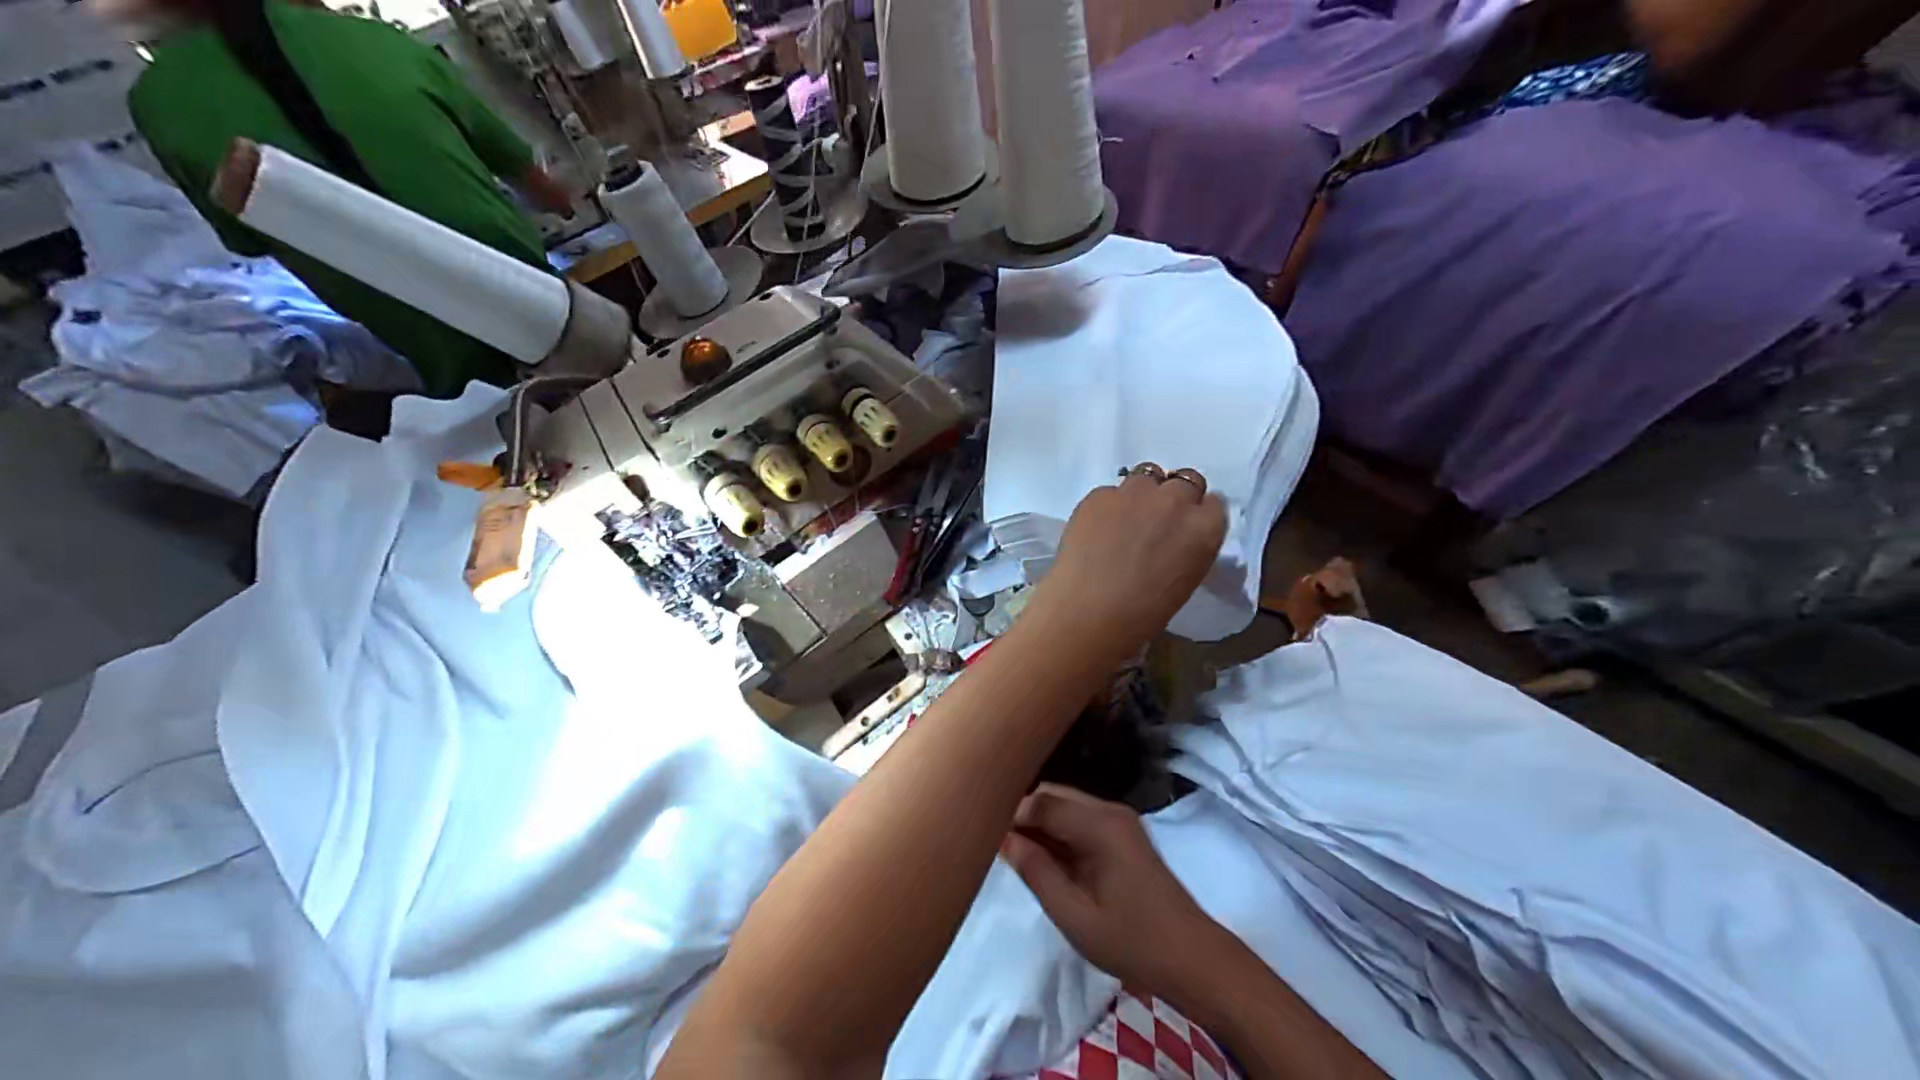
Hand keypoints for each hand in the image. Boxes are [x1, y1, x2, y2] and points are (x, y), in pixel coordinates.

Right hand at [1001, 783, 1216, 991]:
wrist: (1192, 958)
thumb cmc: (1132, 942)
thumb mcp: (1074, 916)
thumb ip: (1036, 872)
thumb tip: (1002, 838)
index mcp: (1100, 825)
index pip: (1041, 802)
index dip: (1009, 815)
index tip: (982, 833)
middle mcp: (1109, 810)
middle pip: (1052, 796)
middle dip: (1022, 816)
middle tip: (994, 844)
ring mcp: (1118, 819)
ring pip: (1063, 805)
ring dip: (1038, 823)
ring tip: (1013, 851)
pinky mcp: (1121, 832)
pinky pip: (1077, 818)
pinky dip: (1056, 831)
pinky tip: (1043, 856)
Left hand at [1024, 464, 1227, 662]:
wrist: (1091, 610)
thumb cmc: (1144, 613)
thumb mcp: (1185, 579)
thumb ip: (1187, 547)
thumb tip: (1173, 540)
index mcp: (1205, 528)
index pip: (1212, 503)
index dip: (1196, 514)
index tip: (1183, 527)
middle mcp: (1175, 501)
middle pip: (1184, 482)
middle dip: (1173, 496)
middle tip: (1155, 521)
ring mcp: (1135, 493)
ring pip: (1146, 476)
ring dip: (1141, 493)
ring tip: (1125, 520)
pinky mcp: (1100, 495)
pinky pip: (1109, 492)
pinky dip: (1107, 507)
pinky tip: (1096, 531)